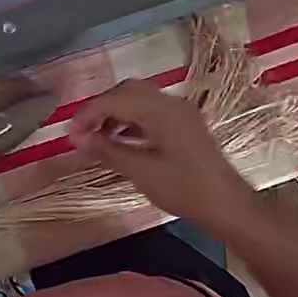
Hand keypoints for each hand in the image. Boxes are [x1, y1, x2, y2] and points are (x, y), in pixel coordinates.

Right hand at [67, 79, 261, 229]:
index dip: (87, 115)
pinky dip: (130, 120)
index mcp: (160, 111)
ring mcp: (180, 112)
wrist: (227, 205)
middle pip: (126, 91)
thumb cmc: (184, 189)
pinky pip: (150, 111)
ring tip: (98, 139)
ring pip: (138, 99)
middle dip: (100, 108)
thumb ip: (107, 150)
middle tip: (83, 133)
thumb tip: (77, 138)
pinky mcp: (184, 124)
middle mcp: (171, 103)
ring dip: (115, 113)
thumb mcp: (140, 172)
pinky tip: (121, 141)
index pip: (113, 100)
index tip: (70, 136)